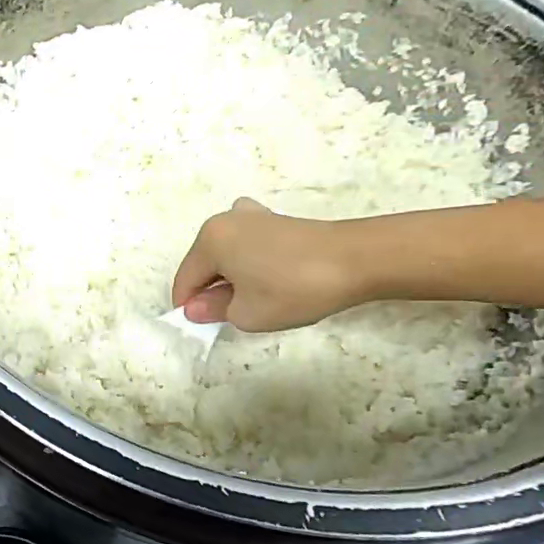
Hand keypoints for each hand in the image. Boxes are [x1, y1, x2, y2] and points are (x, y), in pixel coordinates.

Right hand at [170, 198, 373, 331]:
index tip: (208, 328)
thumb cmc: (293, 289)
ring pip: (225, 254)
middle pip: (203, 264)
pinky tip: (268, 275)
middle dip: (212, 291)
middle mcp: (224, 220)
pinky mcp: (275, 219)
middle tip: (237, 315)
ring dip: (231, 277)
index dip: (190, 308)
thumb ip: (213, 311)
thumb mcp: (247, 313)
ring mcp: (251, 215)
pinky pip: (247, 244)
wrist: (357, 260)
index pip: (185, 281)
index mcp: (209, 240)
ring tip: (257, 297)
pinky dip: (248, 261)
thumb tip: (196, 307)